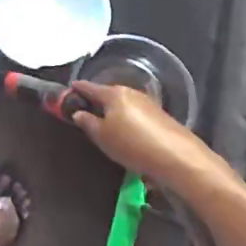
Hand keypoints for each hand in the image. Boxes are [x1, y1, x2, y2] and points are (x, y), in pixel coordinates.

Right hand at [68, 81, 239, 194]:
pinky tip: (126, 134)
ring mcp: (148, 104)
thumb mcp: (102, 137)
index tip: (67, 90)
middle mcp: (131, 93)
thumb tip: (78, 112)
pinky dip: (126, 120)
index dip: (77, 89)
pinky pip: (135, 114)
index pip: (89, 87)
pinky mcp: (160, 117)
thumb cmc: (132, 145)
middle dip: (96, 101)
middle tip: (84, 111)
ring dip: (113, 112)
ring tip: (104, 126)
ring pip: (123, 104)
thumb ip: (87, 122)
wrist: (178, 158)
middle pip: (108, 94)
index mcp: (114, 93)